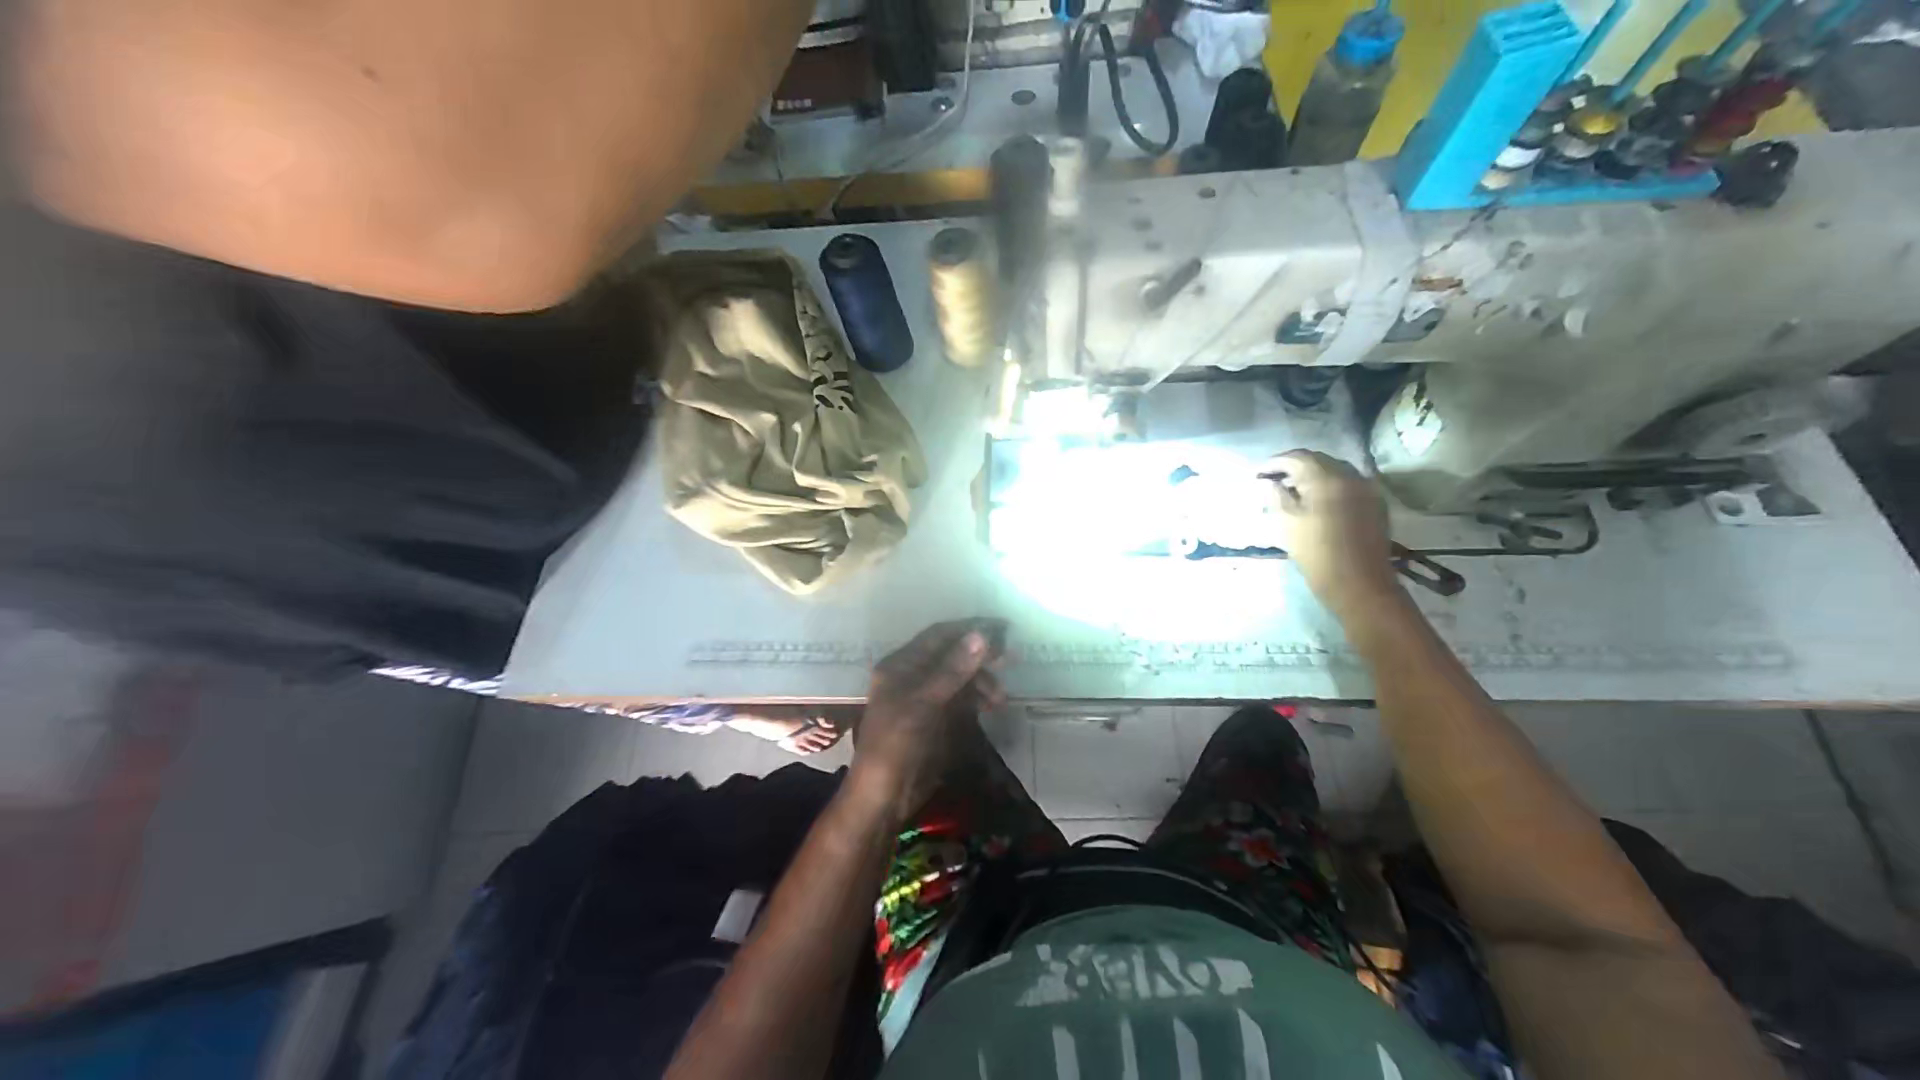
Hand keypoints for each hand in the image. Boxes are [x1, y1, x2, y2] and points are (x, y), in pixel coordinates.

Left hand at [852, 619, 1008, 819]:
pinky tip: (992, 705)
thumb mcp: (923, 703)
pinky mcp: (937, 719)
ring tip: (1000, 696)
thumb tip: (981, 635)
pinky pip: (962, 699)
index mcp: (901, 665)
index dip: (969, 628)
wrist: (885, 795)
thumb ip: (952, 669)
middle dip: (980, 656)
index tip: (1002, 628)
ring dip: (982, 681)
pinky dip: (978, 698)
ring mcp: (926, 698)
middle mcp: (913, 675)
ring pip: (960, 678)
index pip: (939, 635)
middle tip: (1009, 658)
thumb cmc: (896, 744)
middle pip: (952, 654)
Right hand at [1258, 450, 1398, 612]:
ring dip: (1313, 475)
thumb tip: (1270, 482)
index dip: (1275, 462)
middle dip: (1294, 467)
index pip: (1298, 457)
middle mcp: (1351, 476)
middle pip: (1319, 460)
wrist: (1359, 583)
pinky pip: (1349, 484)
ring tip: (1294, 490)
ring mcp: (1367, 489)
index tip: (1258, 474)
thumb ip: (1276, 496)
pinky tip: (1318, 502)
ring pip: (1336, 471)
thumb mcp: (1286, 523)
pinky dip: (1330, 486)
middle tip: (1274, 480)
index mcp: (1327, 478)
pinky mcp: (1376, 504)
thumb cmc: (1316, 553)